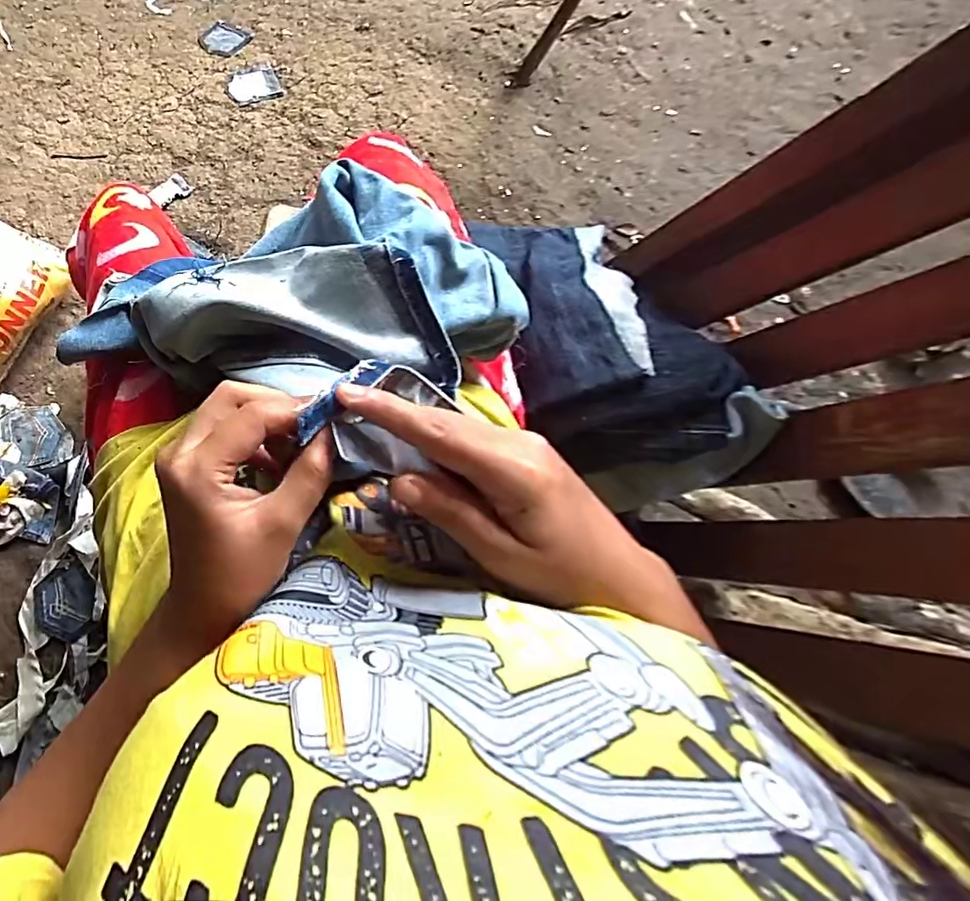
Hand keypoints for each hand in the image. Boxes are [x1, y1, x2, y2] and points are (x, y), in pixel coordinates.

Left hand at [153, 382, 332, 653]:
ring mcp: (177, 455)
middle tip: (314, 424)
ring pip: (225, 408)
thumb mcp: (281, 525)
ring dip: (265, 417)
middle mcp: (178, 452)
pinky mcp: (185, 463)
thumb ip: (309, 473)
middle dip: (276, 404)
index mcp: (197, 468)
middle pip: (230, 398)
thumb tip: (332, 433)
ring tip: (300, 442)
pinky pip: (221, 428)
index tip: (331, 415)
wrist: (201, 609)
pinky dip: (253, 433)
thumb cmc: (240, 577)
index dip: (294, 409)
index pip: (251, 415)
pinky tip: (279, 456)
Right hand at [334, 383, 710, 640]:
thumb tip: (398, 478)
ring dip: (412, 419)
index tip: (348, 392)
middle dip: (393, 408)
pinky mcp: (525, 451)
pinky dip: (435, 434)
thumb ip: (450, 511)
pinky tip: (413, 438)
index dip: (389, 410)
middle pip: (443, 420)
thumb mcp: (500, 554)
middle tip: (346, 400)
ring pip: (455, 424)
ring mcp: (525, 443)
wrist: (623, 577)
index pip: (437, 431)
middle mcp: (518, 443)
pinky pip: (469, 436)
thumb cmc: (562, 577)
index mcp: (512, 468)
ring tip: (367, 413)